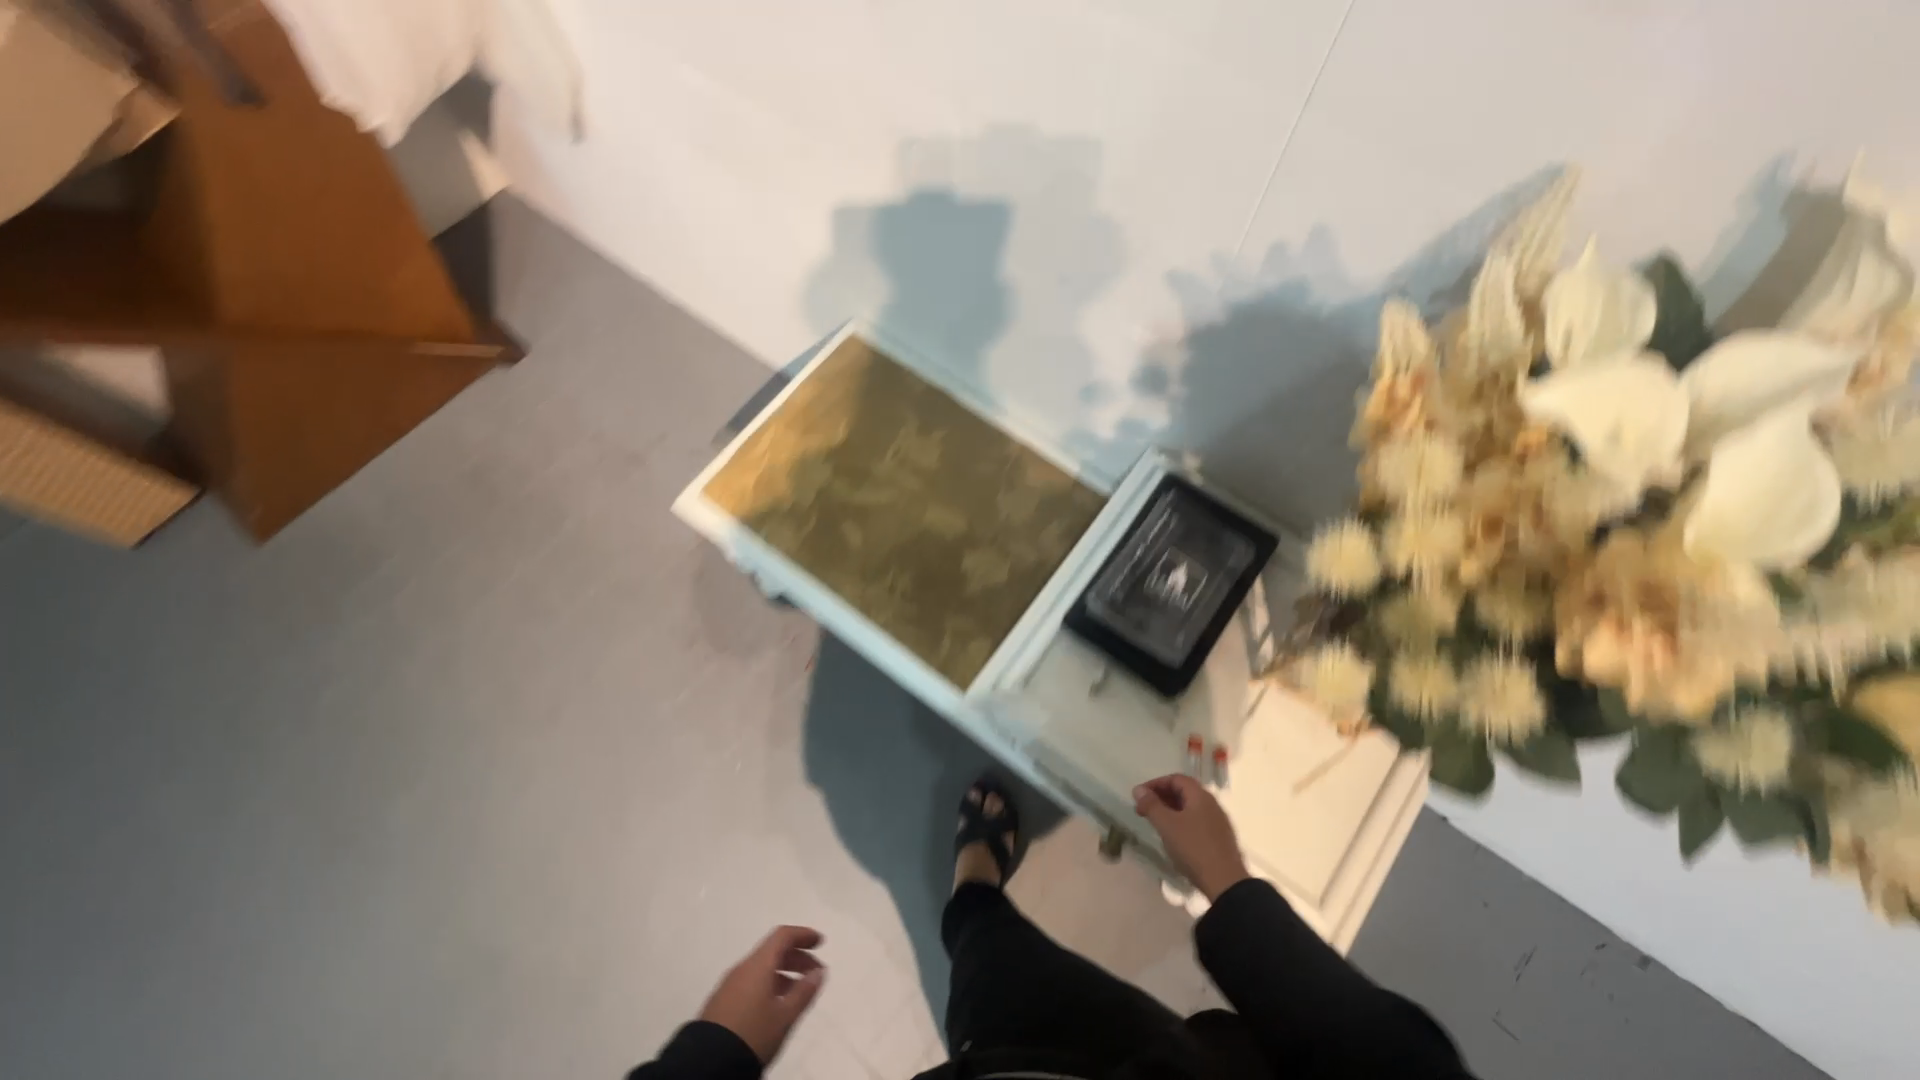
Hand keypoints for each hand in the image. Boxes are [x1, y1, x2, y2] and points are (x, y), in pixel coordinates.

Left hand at [697, 925, 825, 1063]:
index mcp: (758, 965)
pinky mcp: (721, 1001)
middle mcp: (742, 968)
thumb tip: (819, 971)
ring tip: (798, 992)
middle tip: (815, 972)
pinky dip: (769, 983)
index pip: (782, 936)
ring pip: (761, 968)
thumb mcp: (785, 1016)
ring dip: (784, 972)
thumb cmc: (753, 1034)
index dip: (803, 935)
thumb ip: (804, 991)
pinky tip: (775, 1004)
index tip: (820, 943)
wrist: (708, 1064)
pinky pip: (750, 981)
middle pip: (773, 951)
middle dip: (797, 957)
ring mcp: (729, 985)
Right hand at [1133, 774, 1250, 901]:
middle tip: (1144, 810)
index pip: (1176, 779)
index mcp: (1200, 796)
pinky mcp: (1220, 838)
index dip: (1156, 783)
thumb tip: (1138, 790)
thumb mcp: (1167, 825)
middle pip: (1184, 792)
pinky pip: (1197, 822)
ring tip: (1156, 823)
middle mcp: (1212, 804)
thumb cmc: (1193, 848)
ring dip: (1171, 810)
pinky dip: (1181, 822)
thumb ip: (1151, 805)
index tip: (1140, 796)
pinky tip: (1174, 837)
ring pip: (1190, 808)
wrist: (1225, 882)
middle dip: (1162, 797)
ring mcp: (1218, 822)